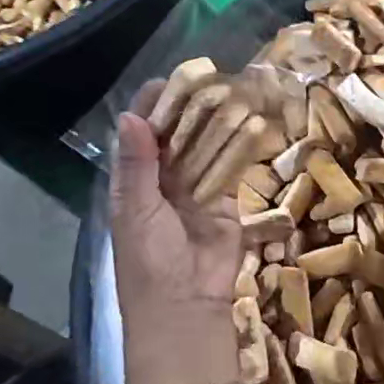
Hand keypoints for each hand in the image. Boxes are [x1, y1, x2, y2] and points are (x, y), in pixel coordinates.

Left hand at [110, 94, 240, 327]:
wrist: (186, 304)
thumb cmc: (149, 259)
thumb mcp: (136, 209)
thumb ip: (137, 164)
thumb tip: (131, 115)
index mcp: (135, 177)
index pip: (142, 131)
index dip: (154, 105)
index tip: (175, 79)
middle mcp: (166, 176)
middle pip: (178, 133)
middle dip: (192, 109)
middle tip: (215, 79)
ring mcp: (198, 186)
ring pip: (207, 146)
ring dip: (218, 123)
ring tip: (236, 92)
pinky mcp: (227, 198)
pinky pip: (232, 167)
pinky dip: (241, 146)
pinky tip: (252, 122)